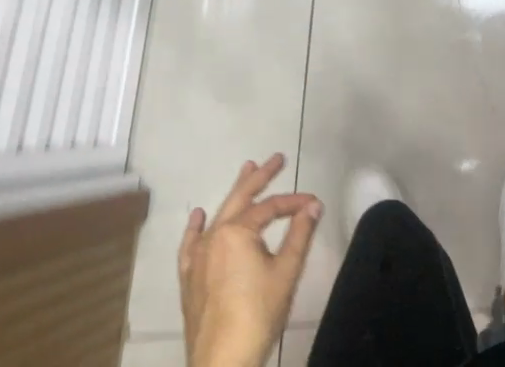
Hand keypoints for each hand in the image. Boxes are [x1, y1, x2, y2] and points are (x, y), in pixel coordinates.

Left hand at [179, 154, 321, 366]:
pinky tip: (198, 216)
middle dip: (259, 177)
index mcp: (237, 233)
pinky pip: (191, 244)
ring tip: (245, 170)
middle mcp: (214, 238)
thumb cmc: (259, 314)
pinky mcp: (190, 279)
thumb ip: (300, 235)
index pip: (271, 208)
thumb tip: (312, 206)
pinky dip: (195, 228)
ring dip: (234, 194)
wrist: (222, 360)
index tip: (314, 204)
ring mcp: (198, 258)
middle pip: (240, 200)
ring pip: (218, 216)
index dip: (294, 202)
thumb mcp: (287, 272)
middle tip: (275, 158)